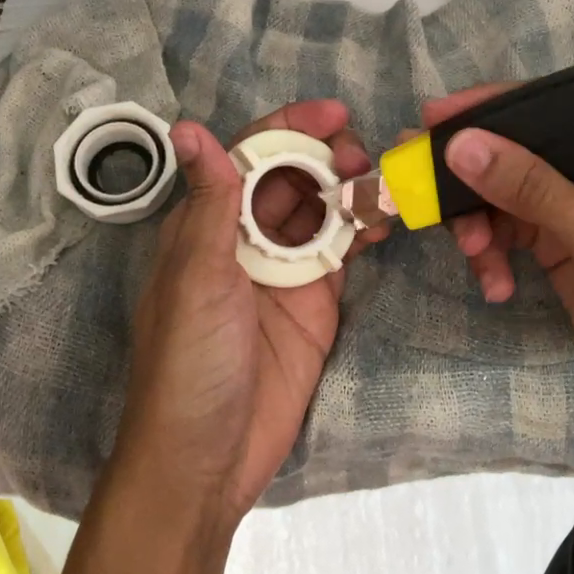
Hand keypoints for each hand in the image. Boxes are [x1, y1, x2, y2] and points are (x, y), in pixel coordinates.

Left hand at [112, 99, 387, 521]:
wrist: (208, 459)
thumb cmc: (190, 362)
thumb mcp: (197, 276)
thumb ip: (210, 202)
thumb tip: (187, 125)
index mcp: (206, 224)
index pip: (248, 156)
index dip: (288, 127)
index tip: (333, 114)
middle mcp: (245, 238)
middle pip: (290, 177)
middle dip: (326, 156)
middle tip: (363, 155)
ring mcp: (283, 270)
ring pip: (320, 210)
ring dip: (349, 189)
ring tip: (381, 181)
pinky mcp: (315, 303)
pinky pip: (341, 253)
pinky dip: (362, 231)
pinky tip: (385, 219)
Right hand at [426, 84, 573, 405]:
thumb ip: (536, 191)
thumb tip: (460, 145)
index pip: (565, 102)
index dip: (500, 104)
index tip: (439, 117)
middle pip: (523, 144)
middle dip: (474, 170)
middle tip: (419, 178)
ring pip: (504, 188)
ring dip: (477, 219)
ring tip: (473, 253)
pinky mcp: (556, 238)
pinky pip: (504, 227)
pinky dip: (489, 251)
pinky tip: (494, 283)